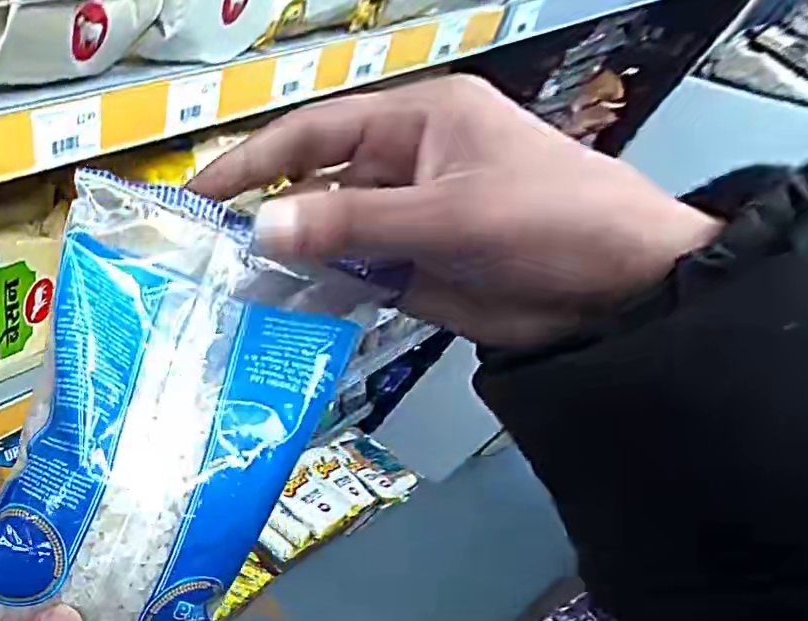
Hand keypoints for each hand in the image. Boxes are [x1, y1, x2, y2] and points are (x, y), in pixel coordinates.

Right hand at [188, 75, 722, 346]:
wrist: (609, 293)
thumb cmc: (546, 225)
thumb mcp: (447, 215)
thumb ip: (350, 222)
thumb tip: (259, 228)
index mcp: (414, 123)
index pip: (312, 132)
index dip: (250, 160)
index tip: (198, 193)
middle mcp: (394, 166)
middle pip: (306, 184)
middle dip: (256, 213)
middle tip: (200, 250)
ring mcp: (391, 220)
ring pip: (315, 235)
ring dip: (276, 259)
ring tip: (225, 287)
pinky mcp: (393, 266)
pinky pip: (333, 274)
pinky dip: (304, 290)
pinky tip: (273, 309)